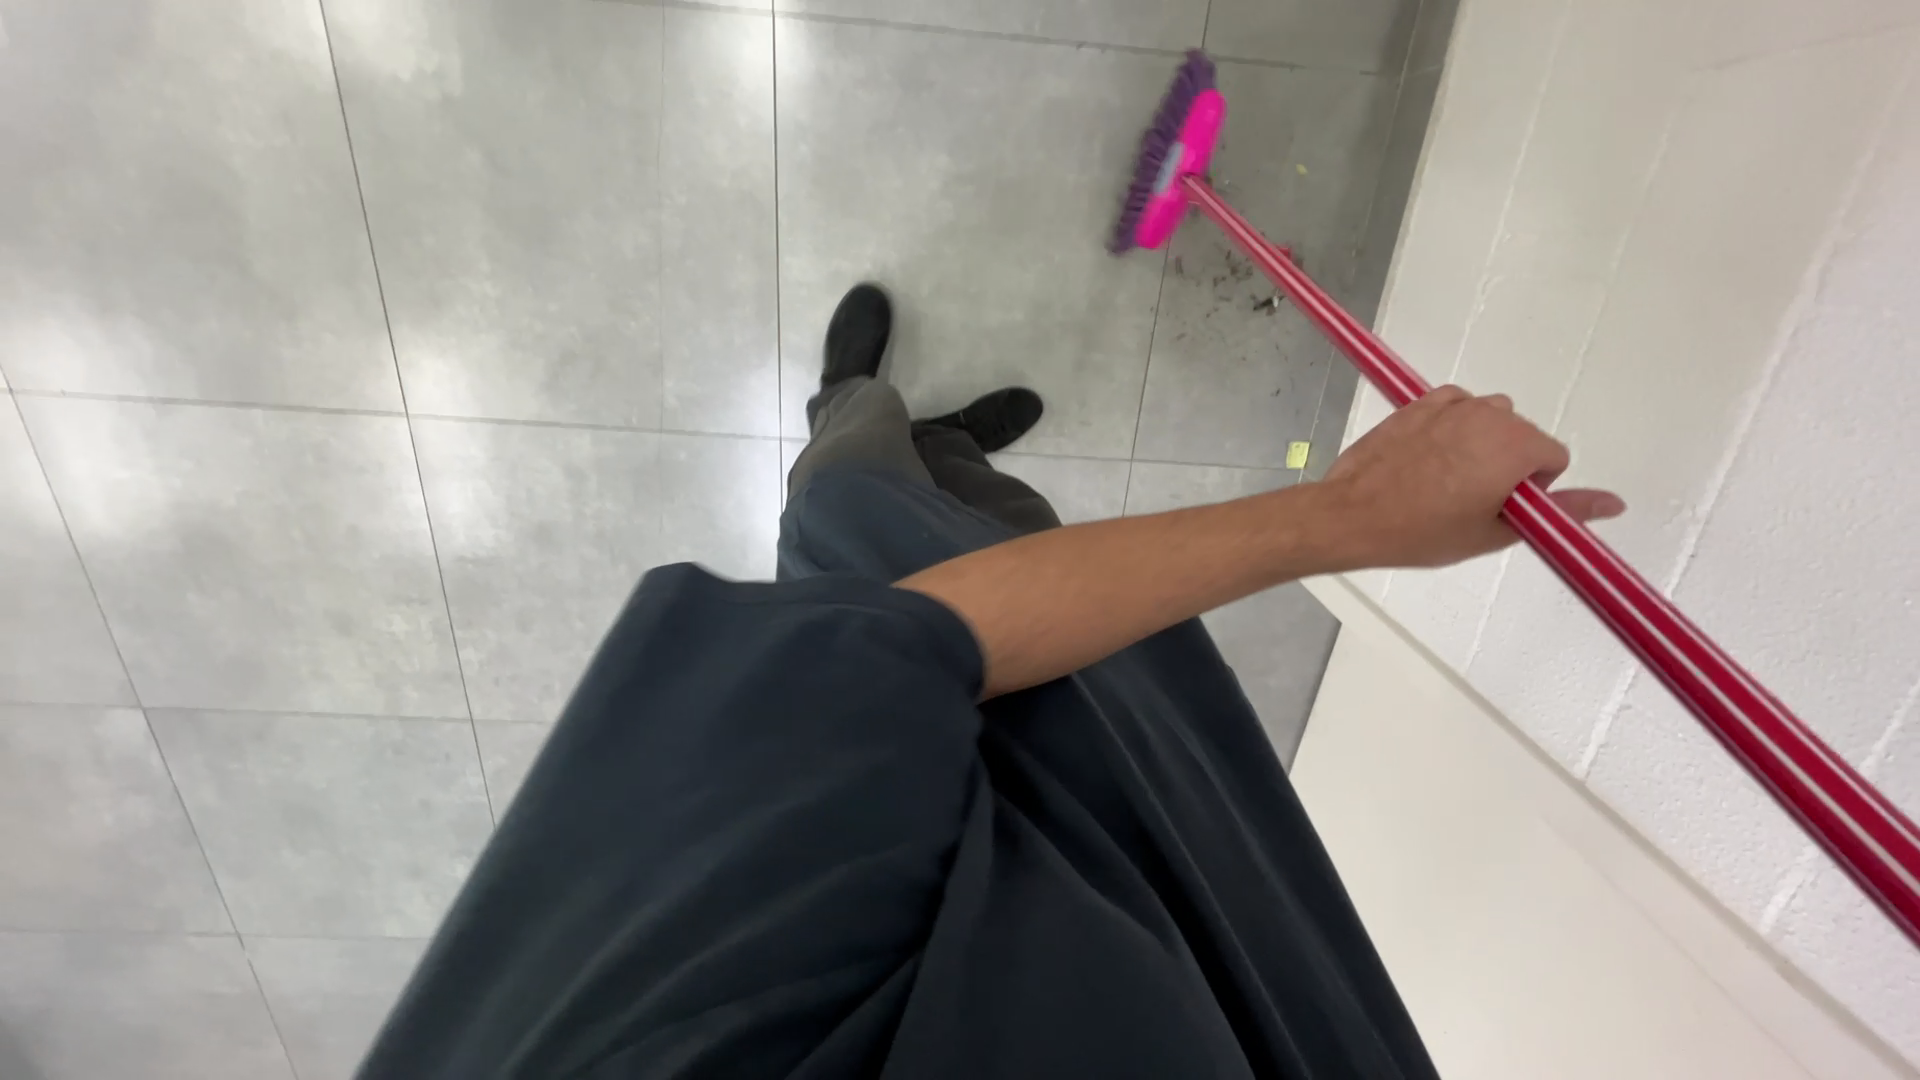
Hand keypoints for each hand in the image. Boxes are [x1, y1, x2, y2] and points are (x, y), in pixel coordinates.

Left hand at [1319, 385, 1624, 569]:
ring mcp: (1449, 405)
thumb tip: (1616, 502)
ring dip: (1476, 442)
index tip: (1492, 506)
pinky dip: (1448, 425)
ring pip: (1487, 419)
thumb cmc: (1421, 531)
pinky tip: (1426, 455)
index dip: (1528, 488)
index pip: (1553, 459)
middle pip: (1520, 436)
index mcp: (1517, 445)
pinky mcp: (1415, 404)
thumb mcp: (1495, 532)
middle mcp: (1488, 415)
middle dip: (1503, 463)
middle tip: (1461, 497)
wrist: (1350, 515)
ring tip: (1439, 479)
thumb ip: (1560, 513)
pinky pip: (1452, 406)